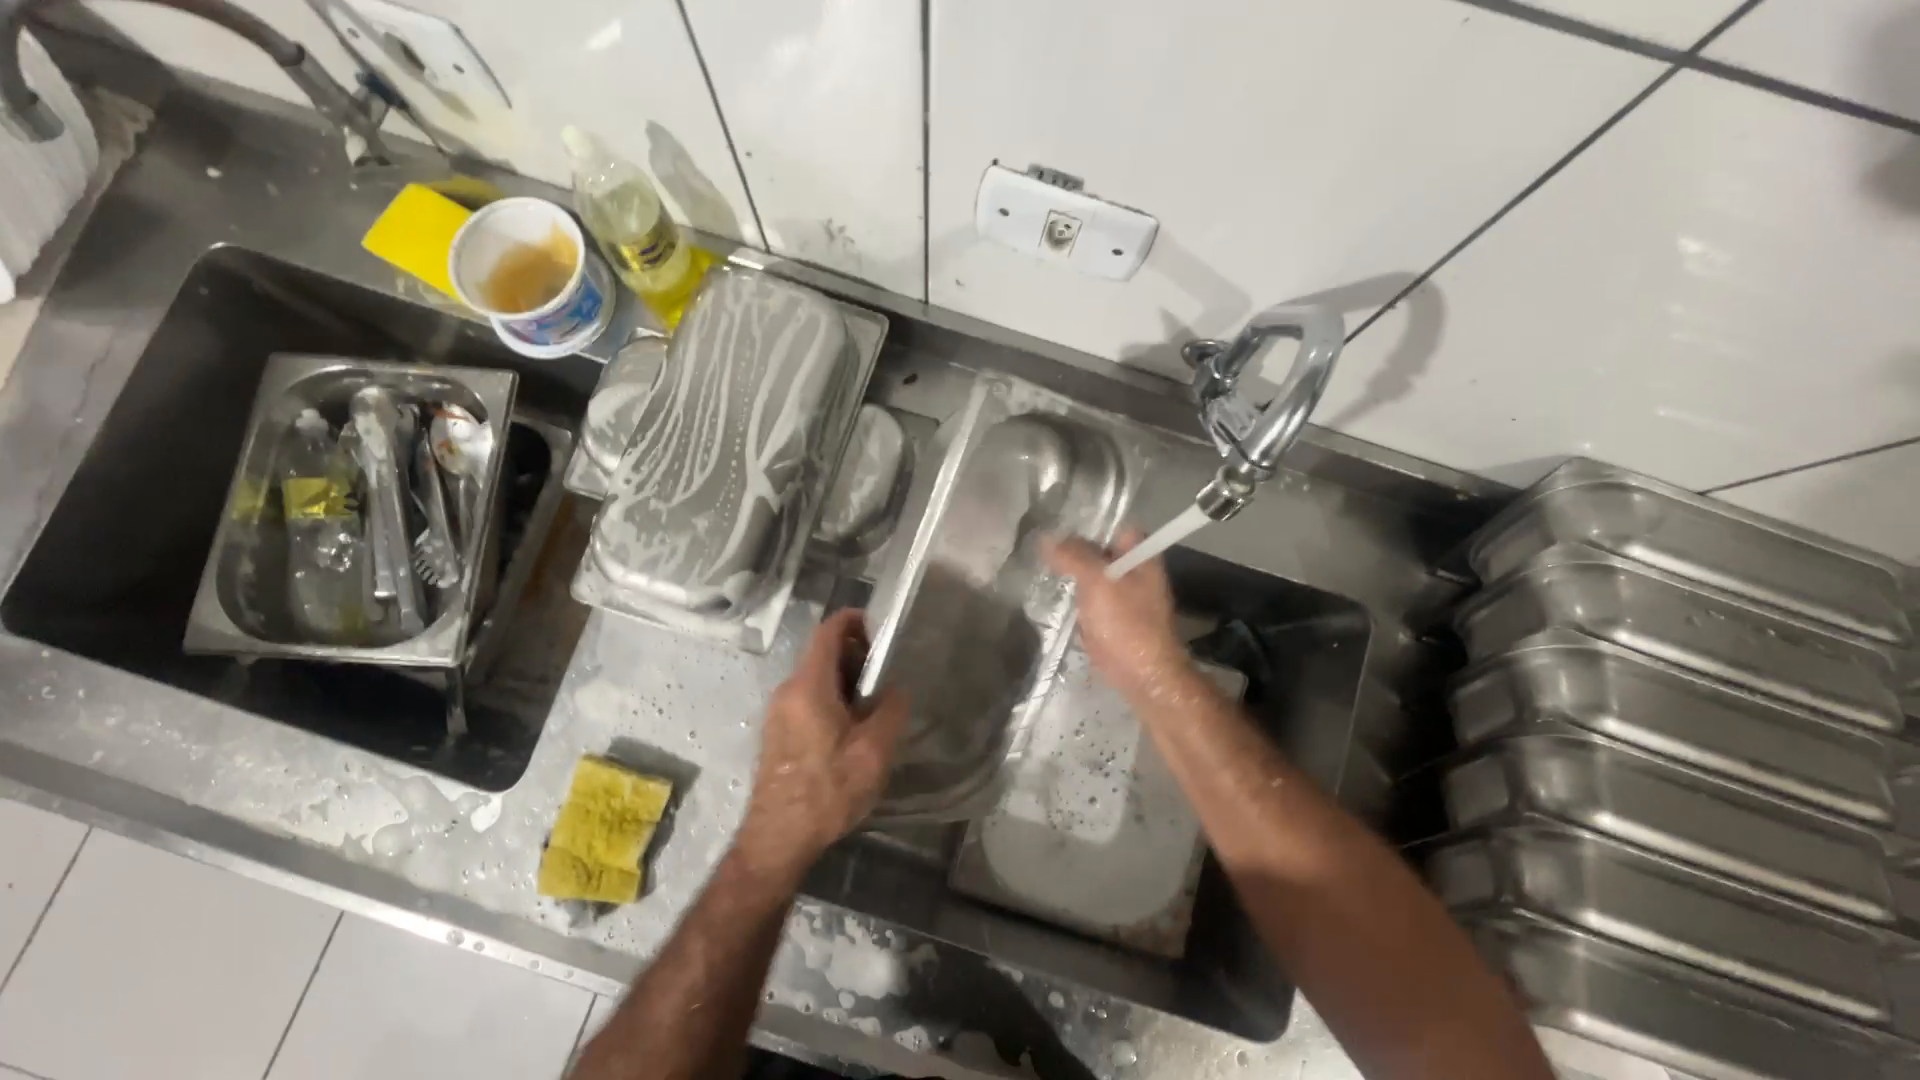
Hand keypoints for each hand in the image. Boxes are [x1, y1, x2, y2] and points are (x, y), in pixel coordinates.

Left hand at [738, 609, 907, 879]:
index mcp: (809, 686)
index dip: (854, 620)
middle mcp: (787, 691)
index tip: (882, 626)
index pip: (828, 631)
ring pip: (815, 678)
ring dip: (846, 679)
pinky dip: (831, 698)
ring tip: (878, 699)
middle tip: (890, 669)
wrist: (779, 837)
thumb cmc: (828, 790)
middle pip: (821, 653)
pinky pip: (807, 699)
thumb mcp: (873, 751)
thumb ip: (890, 710)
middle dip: (856, 653)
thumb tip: (896, 687)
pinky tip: (855, 726)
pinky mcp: (777, 733)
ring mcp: (778, 712)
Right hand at [1044, 531, 1190, 701]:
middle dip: (1069, 547)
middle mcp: (1132, 569)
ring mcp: (1119, 594)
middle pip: (1097, 549)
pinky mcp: (1107, 617)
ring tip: (1035, 561)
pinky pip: (1085, 598)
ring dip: (1066, 572)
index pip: (1111, 524)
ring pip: (1089, 573)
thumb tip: (1045, 537)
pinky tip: (1045, 588)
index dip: (1085, 521)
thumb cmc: (1128, 622)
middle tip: (1037, 542)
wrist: (1142, 674)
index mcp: (1140, 554)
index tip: (1053, 520)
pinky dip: (1069, 595)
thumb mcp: (1099, 581)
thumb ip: (1073, 555)